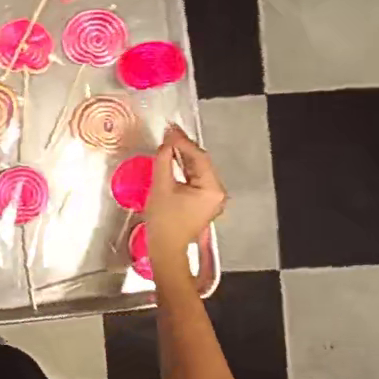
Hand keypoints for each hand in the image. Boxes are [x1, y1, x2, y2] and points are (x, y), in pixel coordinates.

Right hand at [144, 125, 224, 263]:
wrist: (165, 248)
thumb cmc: (163, 221)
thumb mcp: (161, 187)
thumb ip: (164, 161)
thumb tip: (166, 144)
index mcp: (212, 189)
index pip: (198, 158)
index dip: (182, 142)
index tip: (169, 130)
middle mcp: (217, 192)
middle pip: (201, 163)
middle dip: (184, 147)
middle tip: (169, 132)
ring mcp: (212, 199)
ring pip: (198, 170)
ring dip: (183, 157)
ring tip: (169, 142)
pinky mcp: (204, 203)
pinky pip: (195, 179)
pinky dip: (184, 169)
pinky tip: (174, 160)